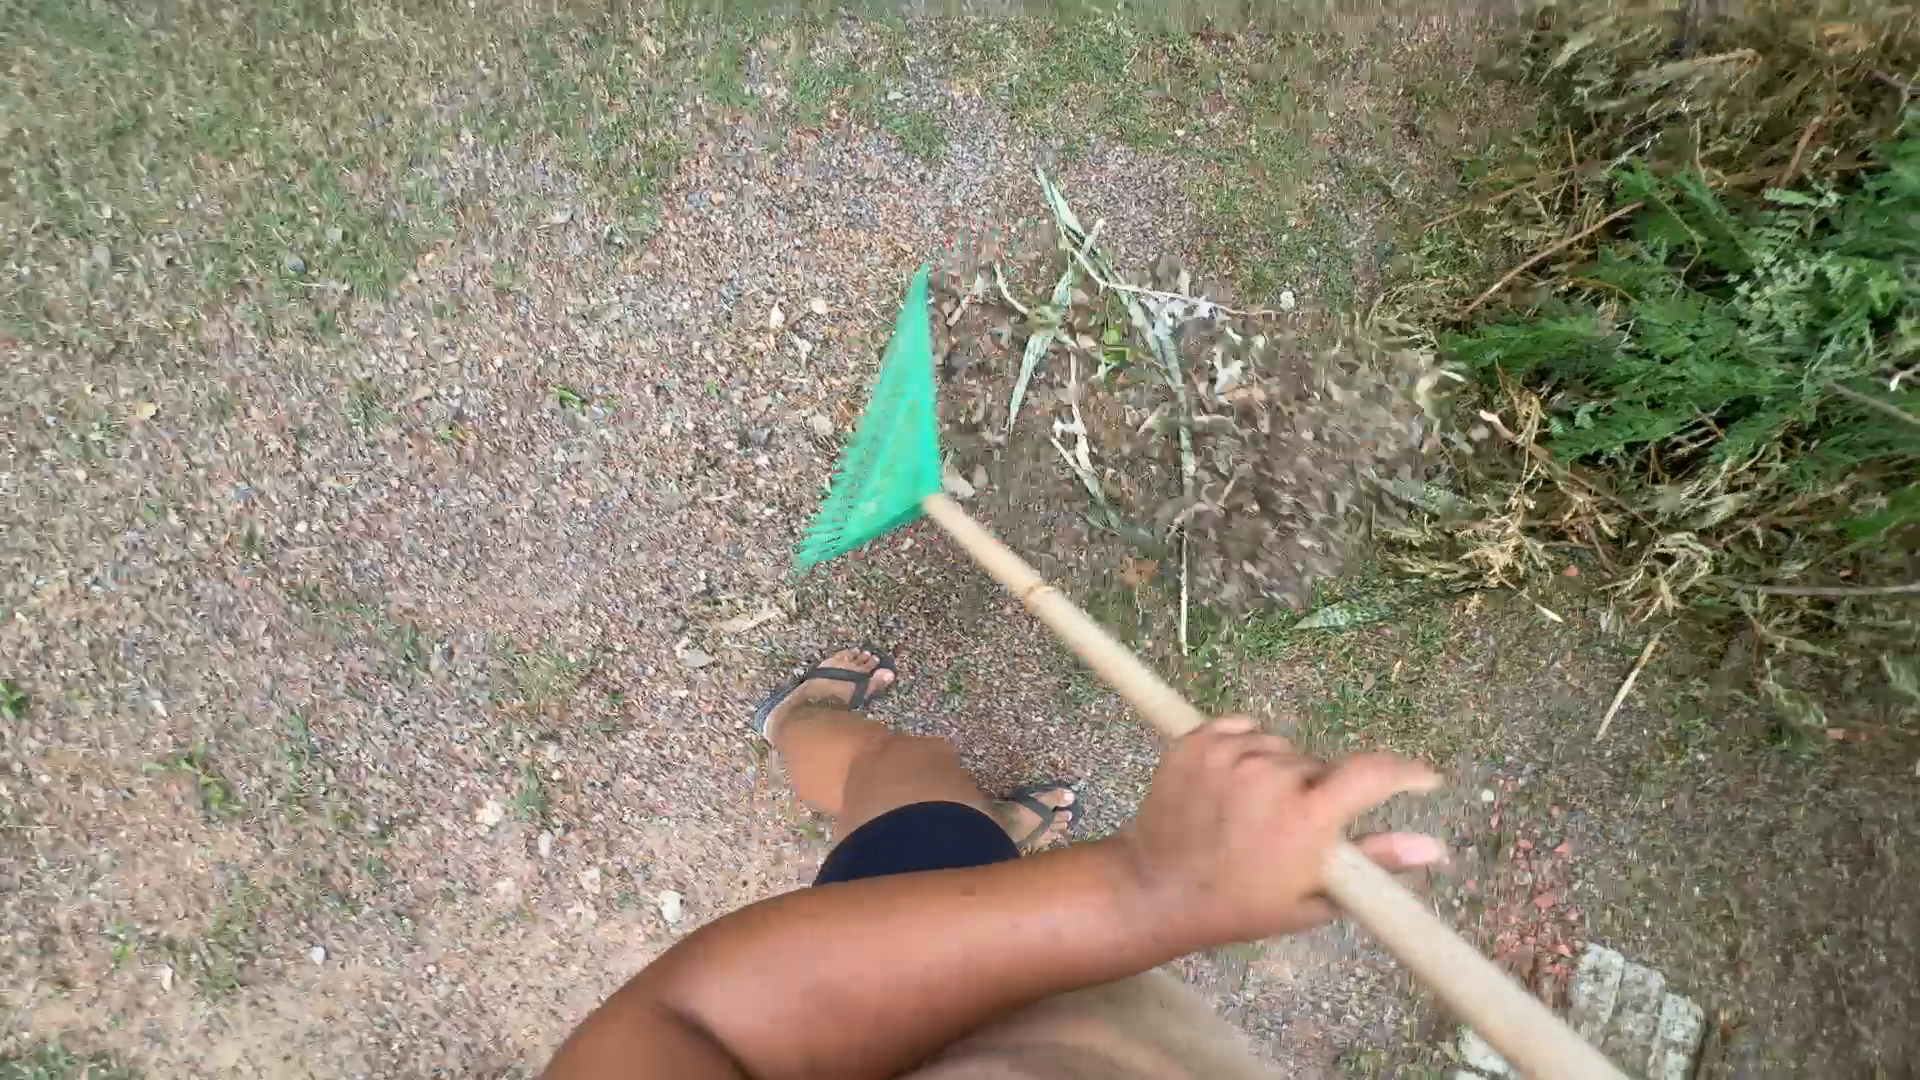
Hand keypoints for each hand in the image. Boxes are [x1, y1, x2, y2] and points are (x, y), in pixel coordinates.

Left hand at [1115, 715, 1443, 946]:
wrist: (1159, 885)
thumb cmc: (1241, 903)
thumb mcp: (1314, 898)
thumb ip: (1374, 864)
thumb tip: (1432, 846)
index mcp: (1307, 816)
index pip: (1372, 774)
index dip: (1405, 772)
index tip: (1423, 778)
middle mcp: (1271, 774)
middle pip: (1316, 766)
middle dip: (1317, 790)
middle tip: (1293, 823)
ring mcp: (1229, 753)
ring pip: (1276, 746)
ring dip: (1277, 768)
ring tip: (1253, 807)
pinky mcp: (1196, 740)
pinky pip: (1238, 727)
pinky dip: (1243, 745)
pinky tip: (1233, 779)